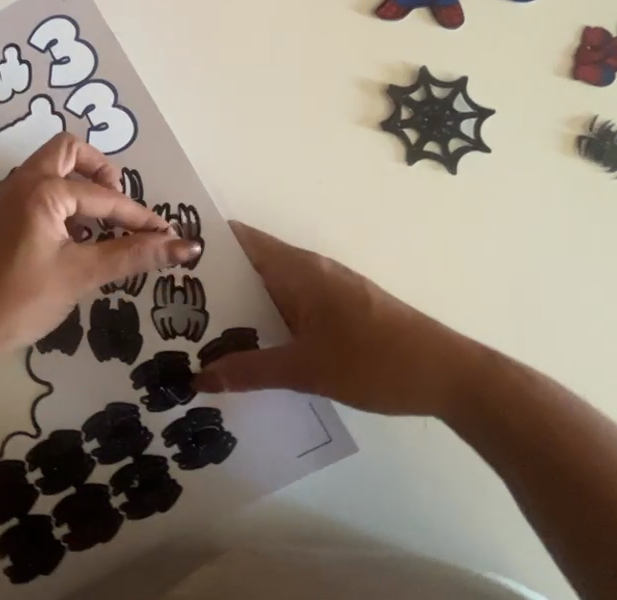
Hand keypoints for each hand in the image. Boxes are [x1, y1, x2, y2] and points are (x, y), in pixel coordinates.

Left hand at [0, 134, 197, 360]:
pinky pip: (37, 191)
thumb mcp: (82, 275)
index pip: (104, 197)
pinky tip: (75, 240)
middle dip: (101, 171)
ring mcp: (6, 198)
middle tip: (120, 208)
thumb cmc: (23, 299)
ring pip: (50, 169)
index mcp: (42, 190)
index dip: (141, 217)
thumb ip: (133, 255)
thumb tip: (185, 246)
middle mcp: (21, 182)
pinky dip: (62, 202)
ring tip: (101, 228)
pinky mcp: (1, 218)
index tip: (170, 236)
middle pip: (68, 151)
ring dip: (80, 186)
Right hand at [193, 222, 486, 416]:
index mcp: (296, 268)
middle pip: (247, 264)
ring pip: (267, 288)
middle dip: (209, 281)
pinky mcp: (338, 311)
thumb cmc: (377, 360)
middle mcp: (308, 270)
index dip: (199, 242)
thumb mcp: (307, 369)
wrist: (455, 378)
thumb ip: (249, 371)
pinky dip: (261, 318)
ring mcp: (325, 290)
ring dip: (236, 304)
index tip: (161, 256)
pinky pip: (286, 305)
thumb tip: (198, 377)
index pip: (236, 238)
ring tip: (192, 327)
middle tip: (164, 302)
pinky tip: (244, 346)